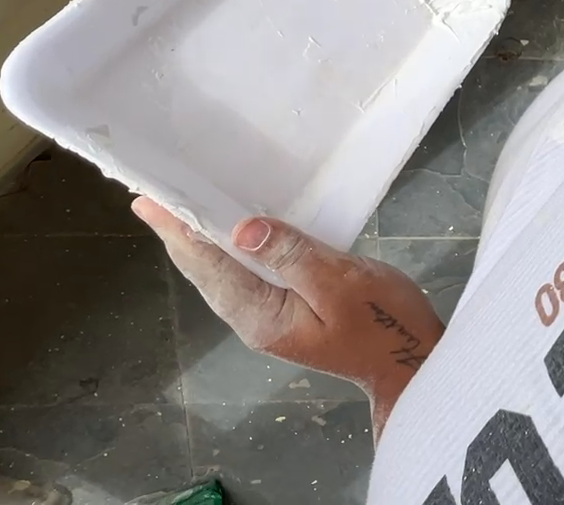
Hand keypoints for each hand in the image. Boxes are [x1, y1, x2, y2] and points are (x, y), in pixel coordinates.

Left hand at [132, 197, 443, 434]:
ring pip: (227, 276)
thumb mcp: (342, 282)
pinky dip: (235, 252)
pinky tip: (240, 237)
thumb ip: (294, 256)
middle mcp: (256, 320)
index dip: (181, 233)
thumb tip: (244, 229)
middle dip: (182, 238)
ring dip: (205, 244)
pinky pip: (250, 276)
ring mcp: (274, 319)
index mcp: (262, 315)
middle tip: (155, 203)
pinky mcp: (292, 311)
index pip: (211, 268)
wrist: (410, 360)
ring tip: (185, 215)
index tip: (152, 204)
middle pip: (210, 274)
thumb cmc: (382, 320)